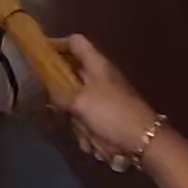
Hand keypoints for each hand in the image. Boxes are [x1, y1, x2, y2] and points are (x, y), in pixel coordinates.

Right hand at [59, 35, 162, 163]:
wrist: (147, 142)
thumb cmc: (112, 114)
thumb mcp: (80, 103)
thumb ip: (60, 95)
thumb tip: (48, 91)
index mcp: (96, 64)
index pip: (74, 41)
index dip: (57, 44)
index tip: (40, 57)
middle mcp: (101, 76)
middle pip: (72, 76)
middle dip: (64, 98)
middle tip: (58, 109)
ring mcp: (107, 96)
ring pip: (79, 103)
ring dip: (79, 123)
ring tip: (85, 136)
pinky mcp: (112, 115)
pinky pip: (91, 121)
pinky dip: (90, 134)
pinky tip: (94, 146)